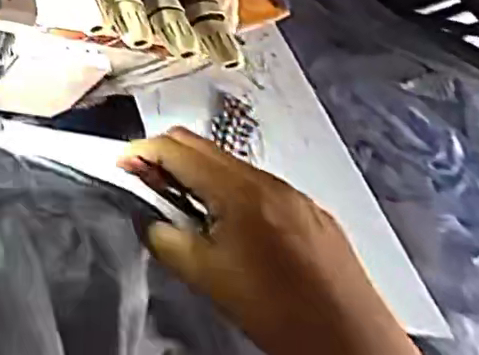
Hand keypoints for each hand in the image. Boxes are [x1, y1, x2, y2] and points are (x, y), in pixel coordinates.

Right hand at [122, 127, 417, 354]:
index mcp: (240, 191)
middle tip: (145, 181)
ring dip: (196, 173)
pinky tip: (226, 223)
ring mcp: (293, 192)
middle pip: (200, 144)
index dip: (140, 151)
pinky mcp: (311, 210)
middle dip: (165, 156)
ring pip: (227, 162)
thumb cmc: (280, 317)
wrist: (358, 353)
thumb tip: (147, 214)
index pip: (175, 148)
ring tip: (183, 206)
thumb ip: (164, 237)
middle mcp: (267, 180)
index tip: (120, 165)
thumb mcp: (206, 278)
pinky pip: (255, 183)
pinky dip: (228, 189)